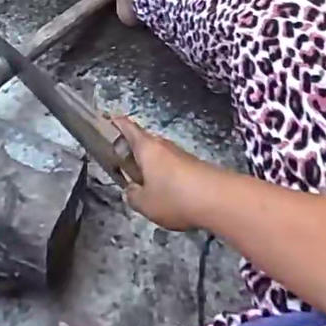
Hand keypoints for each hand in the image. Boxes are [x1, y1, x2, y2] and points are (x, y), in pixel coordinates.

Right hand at [110, 114, 225, 231]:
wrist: (218, 200)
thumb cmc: (174, 197)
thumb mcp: (144, 203)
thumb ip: (132, 195)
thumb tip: (131, 189)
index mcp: (144, 146)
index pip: (126, 126)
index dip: (115, 122)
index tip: (106, 122)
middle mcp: (161, 144)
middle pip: (143, 141)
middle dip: (133, 152)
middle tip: (125, 169)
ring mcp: (179, 153)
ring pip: (158, 155)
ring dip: (151, 166)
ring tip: (147, 188)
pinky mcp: (193, 165)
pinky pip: (172, 166)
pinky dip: (166, 175)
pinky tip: (169, 195)